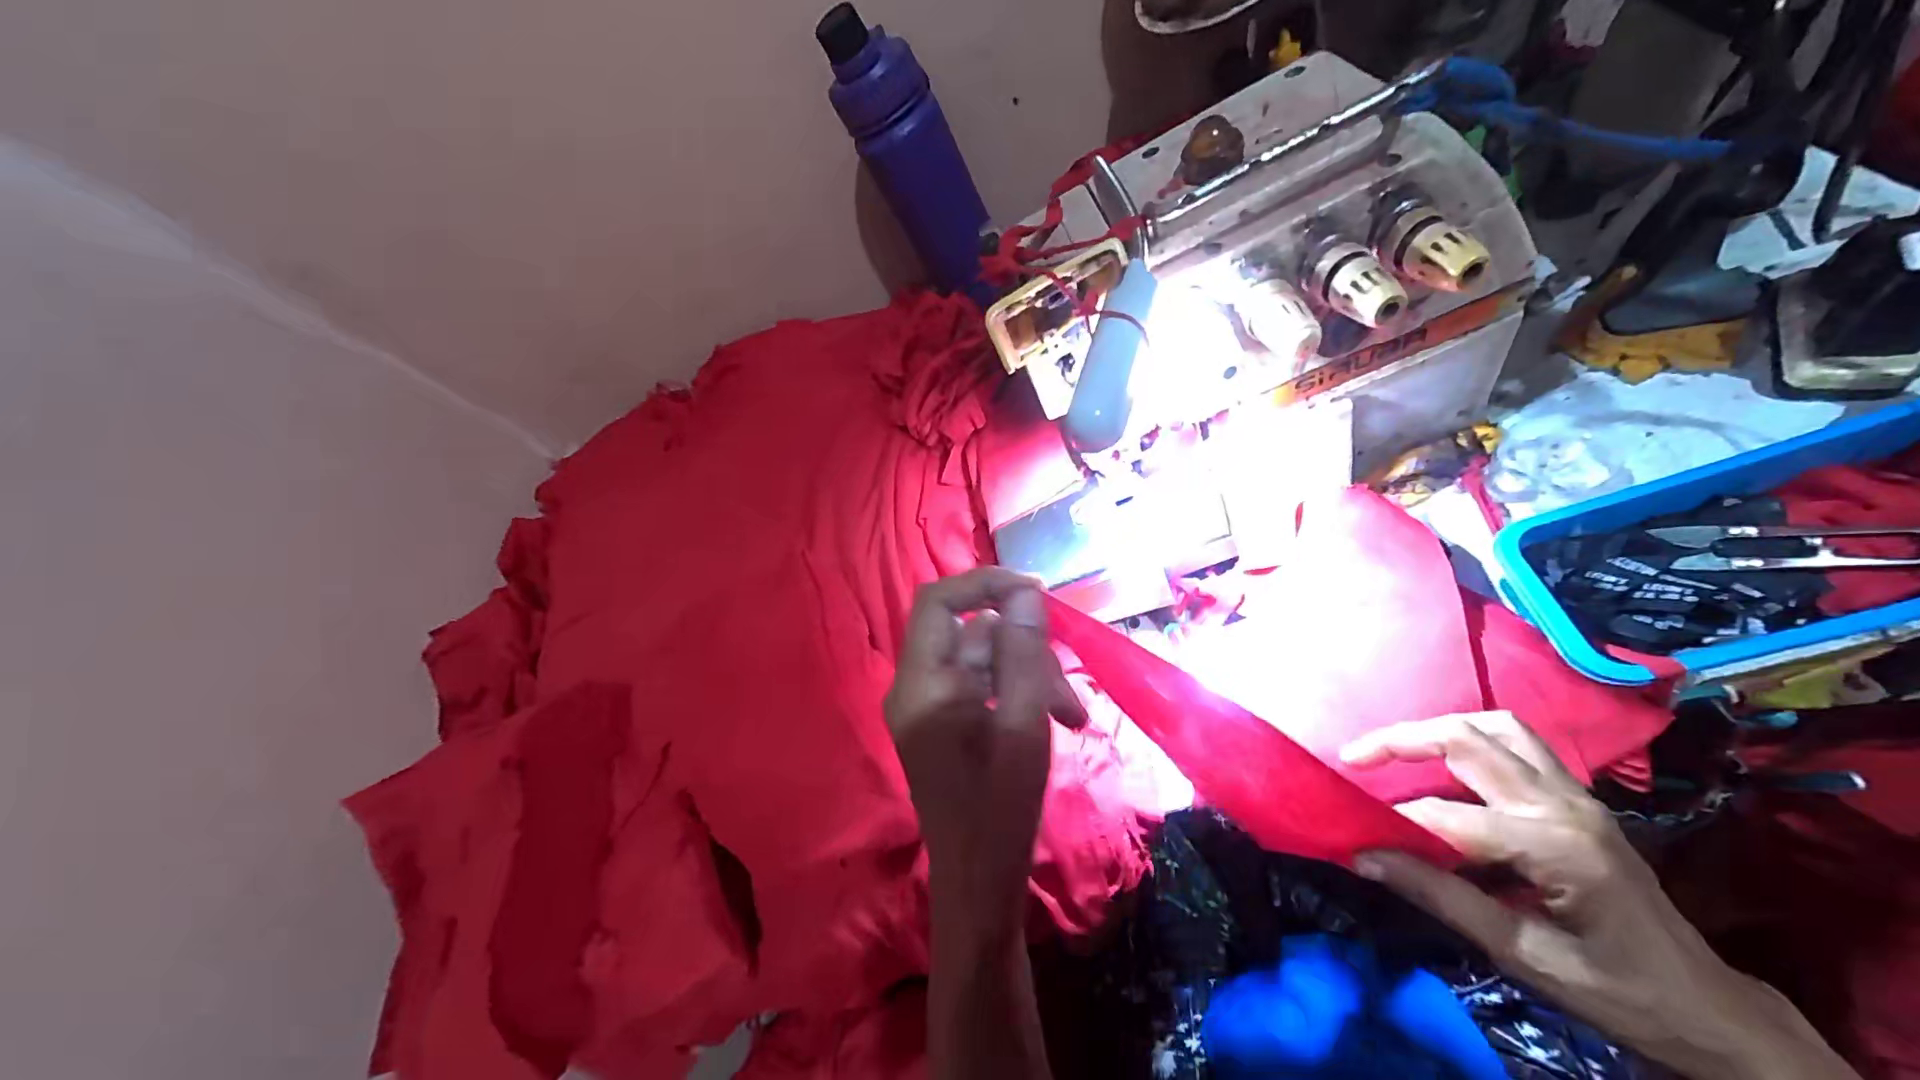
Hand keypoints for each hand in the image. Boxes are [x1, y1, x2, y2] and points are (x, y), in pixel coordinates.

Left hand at [884, 568, 1085, 926]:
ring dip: (1029, 674)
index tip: (1037, 592)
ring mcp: (924, 706)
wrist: (977, 885)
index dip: (986, 584)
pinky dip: (1016, 692)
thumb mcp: (1025, 727)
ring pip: (982, 660)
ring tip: (1072, 715)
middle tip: (1069, 685)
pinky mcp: (940, 722)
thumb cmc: (1001, 812)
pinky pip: (979, 685)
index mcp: (922, 685)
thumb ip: (1024, 654)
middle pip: (969, 632)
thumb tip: (1024, 593)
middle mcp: (913, 687)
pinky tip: (1053, 719)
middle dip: (1024, 647)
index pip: (939, 602)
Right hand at [1340, 711, 1855, 1079]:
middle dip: (1400, 740)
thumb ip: (1439, 896)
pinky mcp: (1577, 798)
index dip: (1393, 821)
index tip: (1354, 834)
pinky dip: (1469, 739)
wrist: (1709, 1007)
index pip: (1447, 816)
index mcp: (1555, 846)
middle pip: (1467, 739)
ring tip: (1395, 751)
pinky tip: (1446, 765)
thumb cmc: (1615, 990)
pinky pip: (1516, 742)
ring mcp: (1575, 795)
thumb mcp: (1521, 955)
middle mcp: (1563, 804)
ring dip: (1437, 730)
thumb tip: (1363, 856)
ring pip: (1495, 727)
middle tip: (1353, 758)